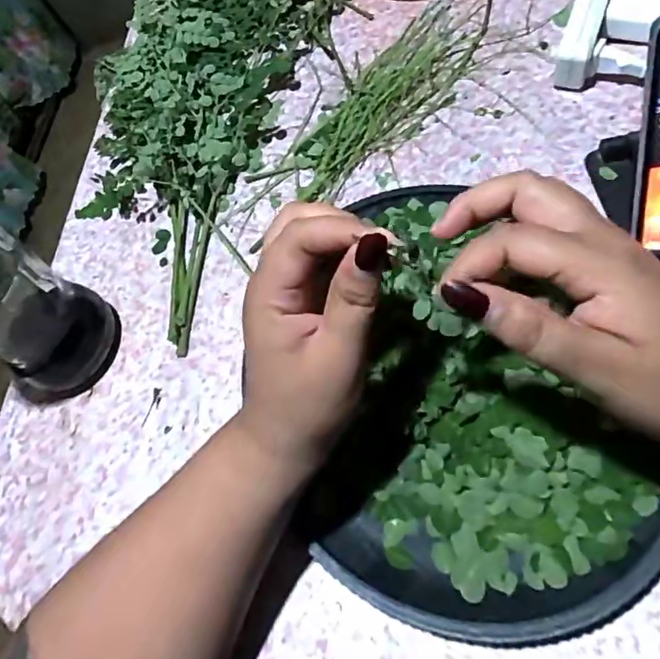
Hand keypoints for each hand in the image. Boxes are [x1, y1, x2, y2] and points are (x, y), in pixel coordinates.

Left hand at [236, 202, 389, 472]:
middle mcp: (270, 276)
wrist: (284, 439)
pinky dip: (344, 246)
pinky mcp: (300, 289)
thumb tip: (376, 243)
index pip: (299, 234)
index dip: (344, 228)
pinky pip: (318, 250)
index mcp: (268, 290)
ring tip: (378, 253)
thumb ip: (354, 298)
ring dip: (342, 229)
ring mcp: (284, 281)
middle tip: (384, 249)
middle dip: (342, 222)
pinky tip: (367, 263)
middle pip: (297, 218)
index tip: (390, 245)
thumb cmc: (309, 405)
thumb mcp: (338, 355)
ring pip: (307, 228)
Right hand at [431, 172, 659, 453]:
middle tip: (441, 236)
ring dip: (496, 211)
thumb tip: (461, 295)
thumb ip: (529, 329)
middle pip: (529, 187)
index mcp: (601, 262)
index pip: (515, 238)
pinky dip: (516, 232)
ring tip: (462, 246)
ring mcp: (609, 244)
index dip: (471, 262)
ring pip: (542, 199)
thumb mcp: (596, 370)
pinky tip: (504, 271)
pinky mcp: (609, 259)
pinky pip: (554, 226)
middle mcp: (603, 238)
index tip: (444, 298)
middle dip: (477, 202)